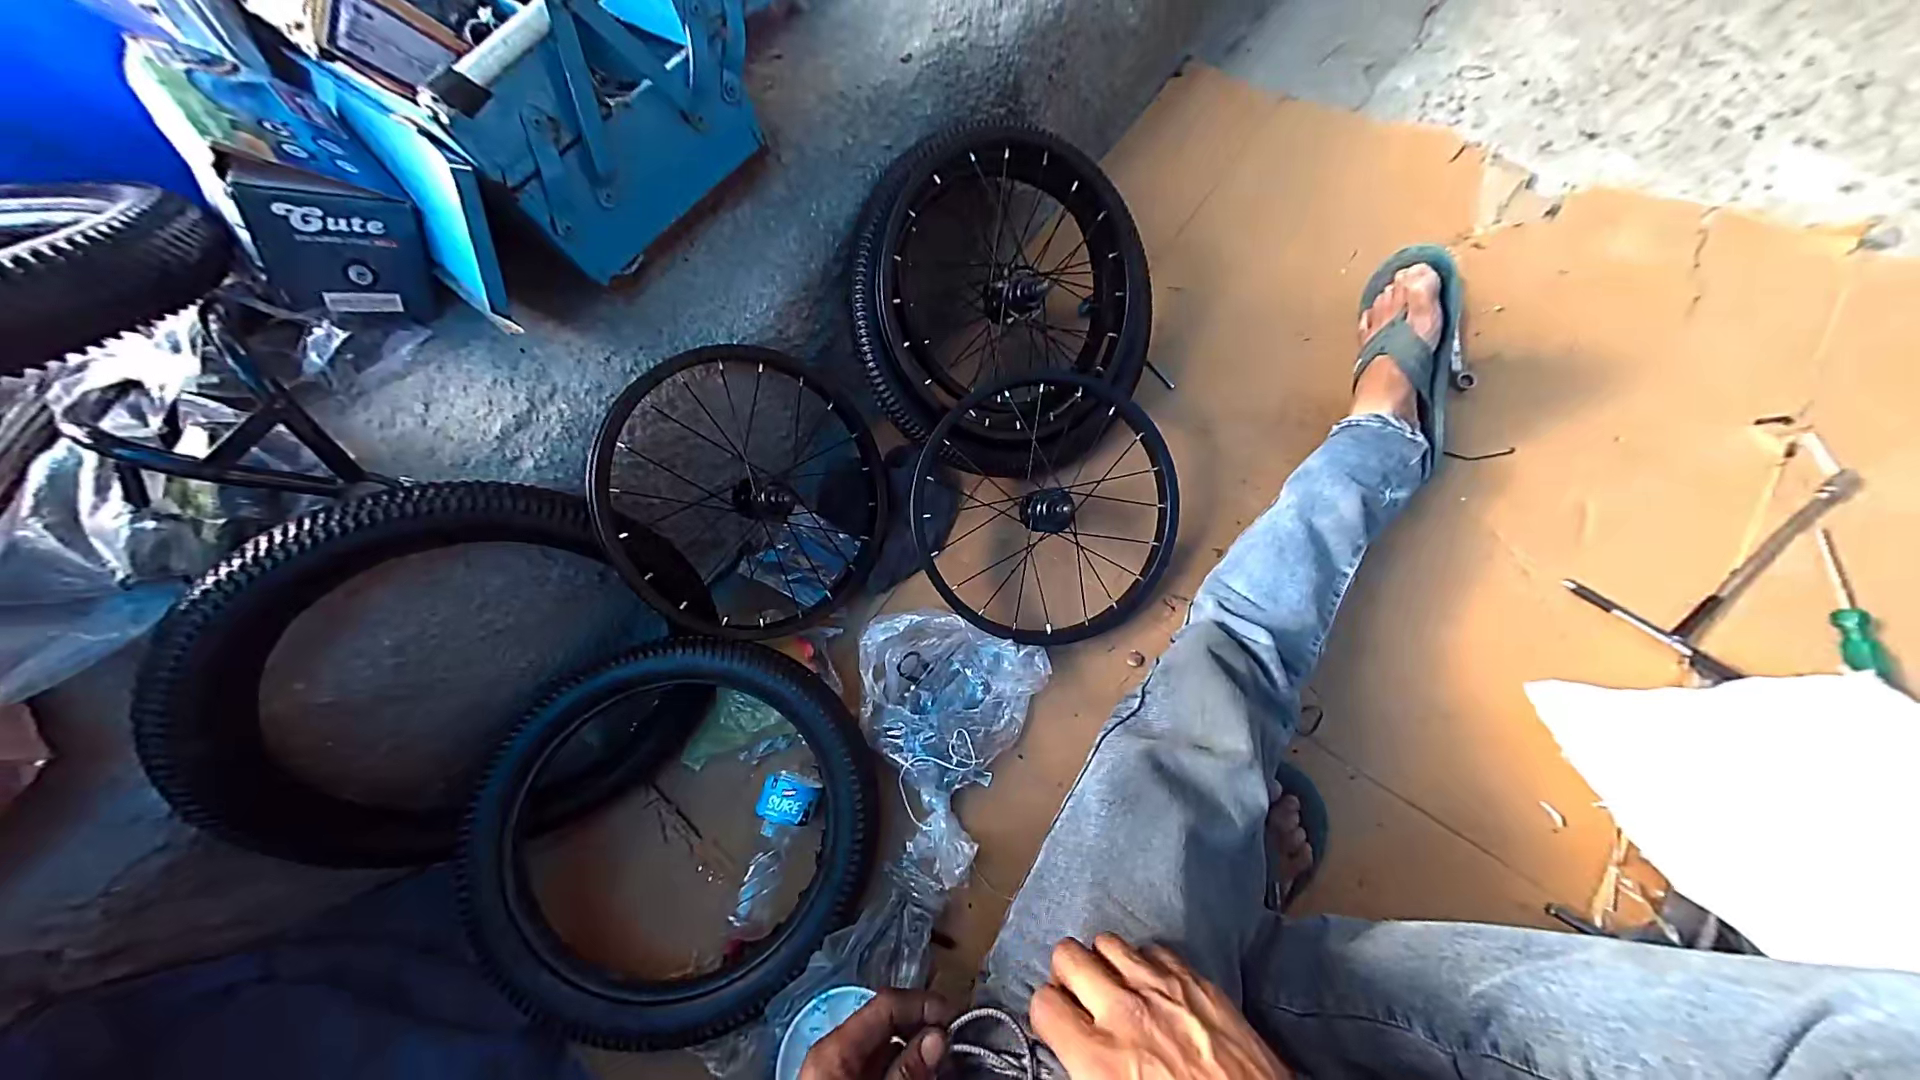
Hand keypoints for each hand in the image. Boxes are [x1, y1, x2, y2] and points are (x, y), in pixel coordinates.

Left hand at [799, 989, 958, 1079]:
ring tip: (943, 1057)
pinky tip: (921, 1071)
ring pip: (884, 1043)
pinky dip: (900, 1064)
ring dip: (915, 1045)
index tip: (955, 1015)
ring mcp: (835, 1069)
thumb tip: (938, 1035)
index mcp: (834, 1044)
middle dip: (922, 1023)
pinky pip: (876, 1063)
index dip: (923, 1002)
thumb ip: (905, 1069)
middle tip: (954, 1038)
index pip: (885, 1002)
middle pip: (886, 1020)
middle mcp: (833, 1048)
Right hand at [1031, 935, 1292, 1079]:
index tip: (1055, 1022)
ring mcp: (1166, 990)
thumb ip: (1088, 1077)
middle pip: (1068, 955)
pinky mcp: (1201, 982)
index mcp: (1103, 1063)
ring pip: (1107, 941)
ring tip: (1113, 985)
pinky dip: (1146, 963)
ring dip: (1104, 963)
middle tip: (1078, 996)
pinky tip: (1153, 985)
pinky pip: (1154, 948)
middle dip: (1066, 975)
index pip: (1044, 1004)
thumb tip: (1072, 1058)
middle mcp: (1127, 1014)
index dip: (1046, 1014)